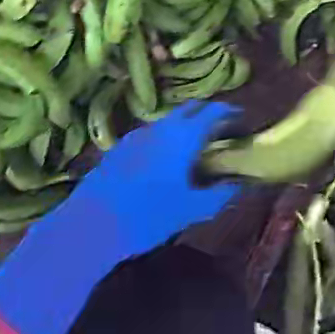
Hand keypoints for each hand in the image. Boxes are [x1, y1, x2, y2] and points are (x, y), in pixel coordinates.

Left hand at [0, 102, 241, 333]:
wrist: (91, 224)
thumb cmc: (148, 215)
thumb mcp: (190, 210)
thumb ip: (218, 196)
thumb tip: (238, 186)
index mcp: (183, 136)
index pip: (212, 111)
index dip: (230, 113)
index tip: (242, 121)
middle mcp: (161, 127)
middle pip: (190, 109)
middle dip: (208, 114)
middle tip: (222, 131)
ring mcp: (137, 135)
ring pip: (169, 121)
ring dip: (186, 127)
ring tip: (197, 148)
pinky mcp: (120, 147)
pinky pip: (152, 135)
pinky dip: (166, 139)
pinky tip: (166, 162)